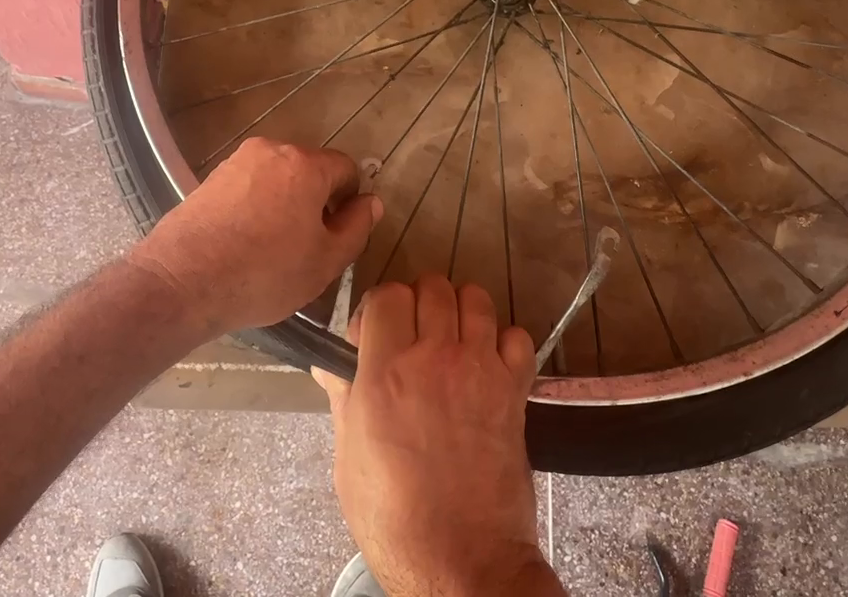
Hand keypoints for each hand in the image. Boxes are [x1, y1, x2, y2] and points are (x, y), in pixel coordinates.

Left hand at [129, 138, 380, 336]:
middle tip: (306, 247)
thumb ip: (356, 227)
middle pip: (309, 171)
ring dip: (284, 205)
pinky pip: (248, 188)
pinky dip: (255, 208)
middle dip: (315, 202)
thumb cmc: (265, 273)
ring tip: (271, 249)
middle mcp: (271, 150)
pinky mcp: (209, 179)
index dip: (349, 201)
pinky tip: (243, 245)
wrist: (182, 280)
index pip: (345, 168)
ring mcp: (236, 162)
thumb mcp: (325, 261)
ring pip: (277, 179)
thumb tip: (370, 202)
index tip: (336, 235)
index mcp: (305, 165)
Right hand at [313, 276, 563, 596]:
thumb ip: (343, 398)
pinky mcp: (514, 391)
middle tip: (412, 334)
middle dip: (418, 301)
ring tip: (450, 339)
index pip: (387, 294)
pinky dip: (502, 340)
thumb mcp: (348, 458)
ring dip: (459, 310)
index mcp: (384, 374)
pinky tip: (487, 363)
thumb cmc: (393, 517)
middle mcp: (434, 359)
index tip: (375, 335)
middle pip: (432, 286)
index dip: (379, 308)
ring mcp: (480, 371)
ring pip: (475, 298)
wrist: (462, 561)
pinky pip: (516, 336)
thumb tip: (331, 363)